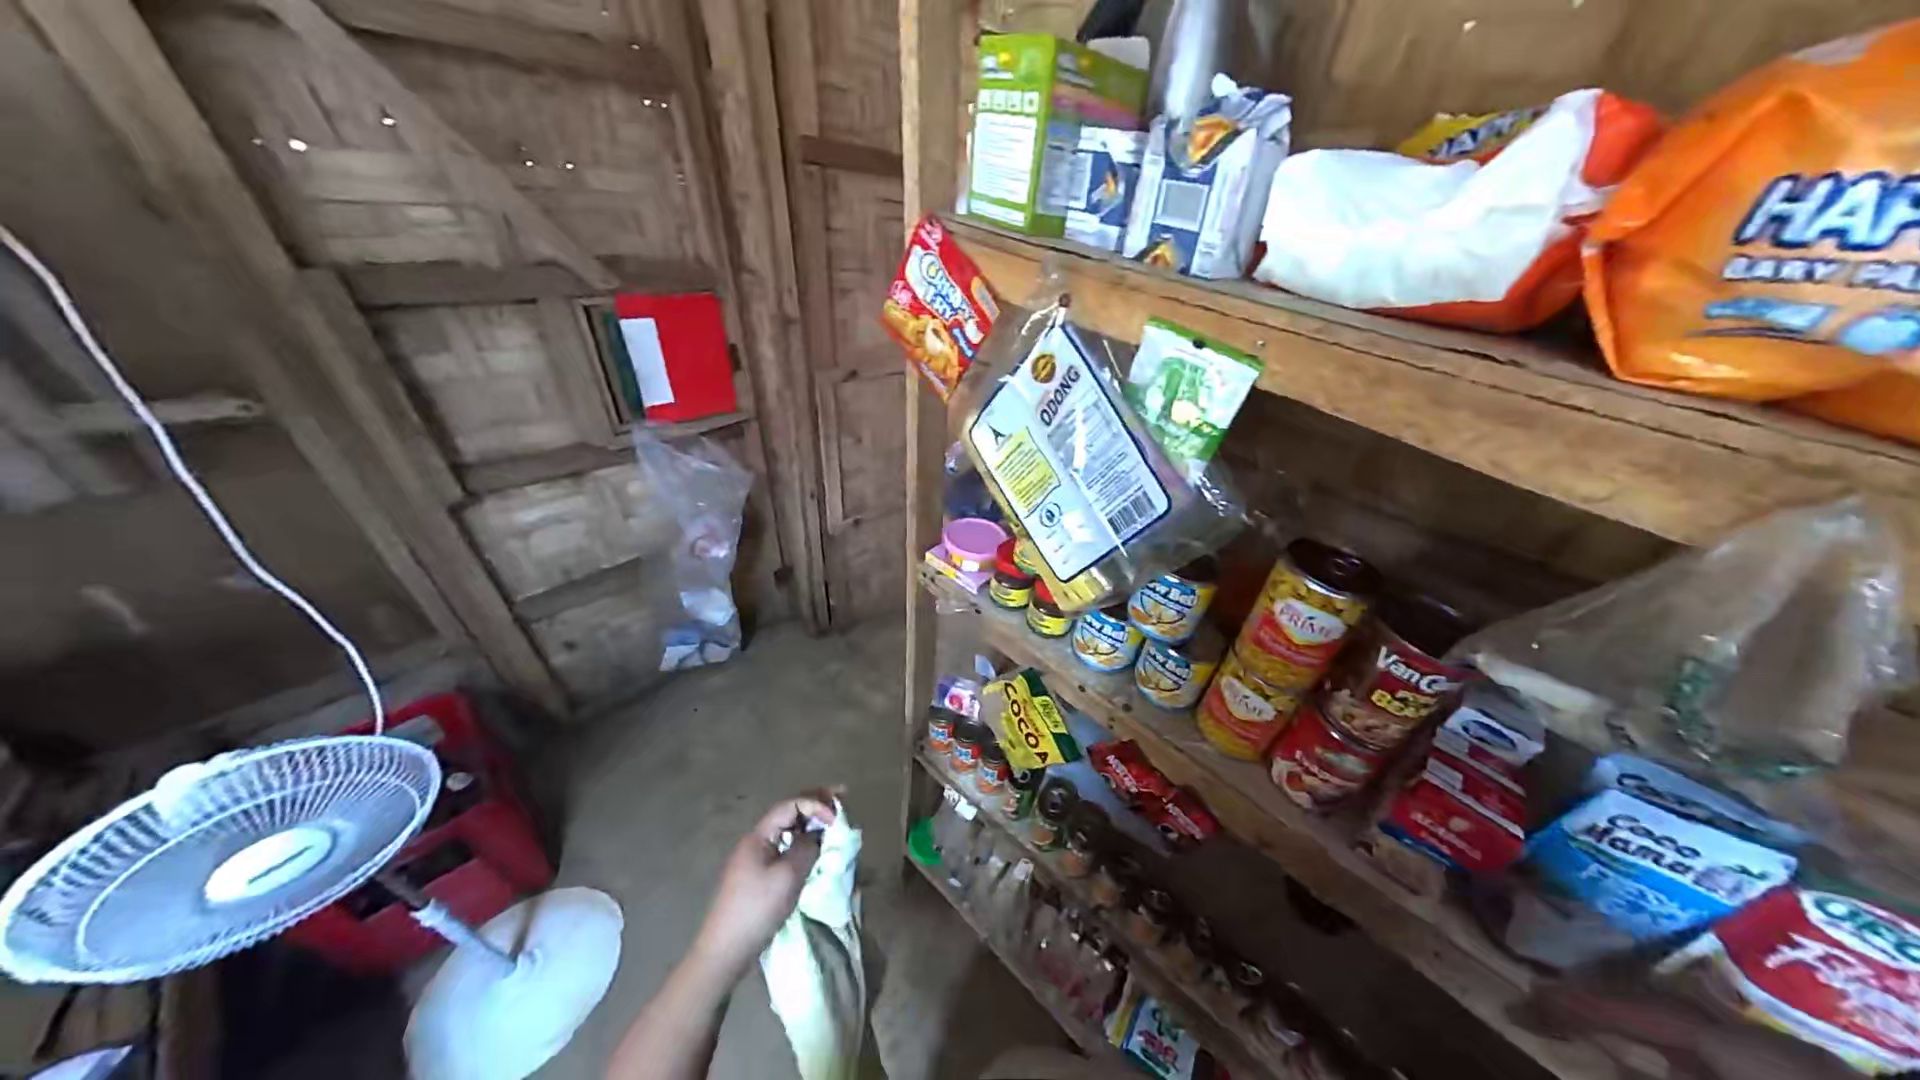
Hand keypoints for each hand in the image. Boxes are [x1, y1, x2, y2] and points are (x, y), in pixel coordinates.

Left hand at [693, 794, 836, 977]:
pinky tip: (814, 846)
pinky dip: (802, 840)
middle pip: (787, 812)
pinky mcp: (757, 876)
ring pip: (786, 830)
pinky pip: (784, 847)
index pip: (790, 805)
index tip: (836, 817)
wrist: (724, 951)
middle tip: (841, 796)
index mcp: (758, 836)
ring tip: (832, 818)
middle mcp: (755, 841)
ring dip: (809, 821)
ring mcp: (754, 859)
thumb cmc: (756, 910)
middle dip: (814, 803)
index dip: (815, 804)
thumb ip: (806, 848)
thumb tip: (816, 835)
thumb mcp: (788, 877)